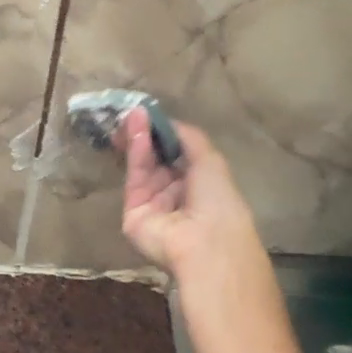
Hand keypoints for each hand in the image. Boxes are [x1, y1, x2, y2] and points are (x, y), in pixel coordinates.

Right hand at [119, 107, 266, 281]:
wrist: (206, 241)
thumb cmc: (218, 199)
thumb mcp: (210, 159)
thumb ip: (188, 137)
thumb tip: (166, 121)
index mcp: (198, 184)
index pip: (176, 155)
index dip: (165, 134)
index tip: (153, 114)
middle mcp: (174, 194)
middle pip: (156, 159)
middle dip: (148, 134)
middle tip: (136, 111)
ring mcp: (152, 203)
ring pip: (143, 166)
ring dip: (139, 139)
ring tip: (134, 114)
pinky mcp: (133, 211)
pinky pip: (135, 178)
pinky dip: (136, 153)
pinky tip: (135, 130)